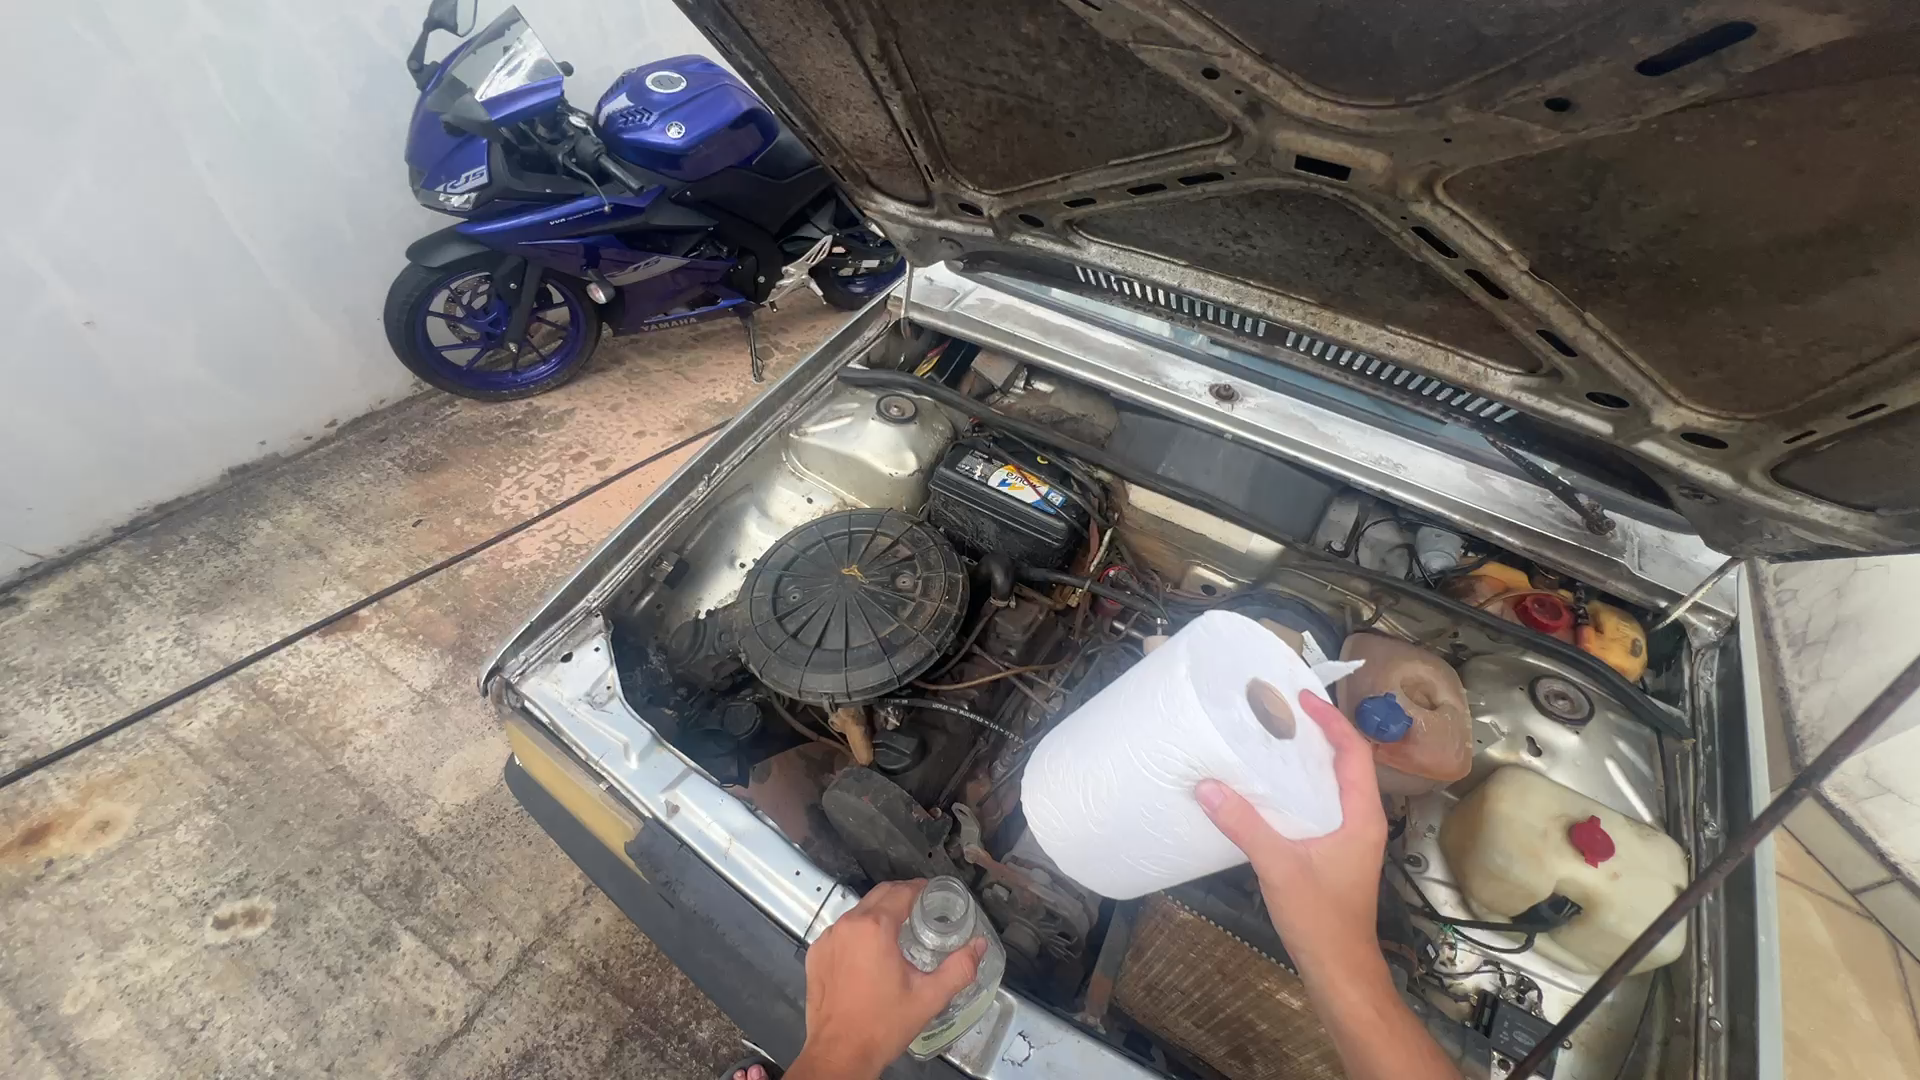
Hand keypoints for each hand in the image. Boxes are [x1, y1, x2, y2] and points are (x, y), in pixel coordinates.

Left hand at [790, 879, 986, 1079]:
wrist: (839, 1055)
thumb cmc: (881, 1026)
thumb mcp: (928, 998)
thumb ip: (959, 969)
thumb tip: (977, 947)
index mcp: (875, 928)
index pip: (901, 891)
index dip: (919, 889)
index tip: (931, 893)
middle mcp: (849, 925)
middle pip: (880, 894)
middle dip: (901, 896)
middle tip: (920, 908)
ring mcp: (829, 938)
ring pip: (859, 911)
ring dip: (879, 913)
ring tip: (898, 930)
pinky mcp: (817, 953)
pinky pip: (842, 930)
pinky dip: (858, 932)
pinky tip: (870, 952)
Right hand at [1195, 690, 1387, 973]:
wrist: (1338, 969)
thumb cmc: (1321, 918)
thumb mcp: (1279, 866)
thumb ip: (1244, 825)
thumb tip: (1206, 786)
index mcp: (1361, 816)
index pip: (1354, 753)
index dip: (1332, 721)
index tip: (1300, 699)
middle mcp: (1359, 819)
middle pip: (1345, 761)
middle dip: (1316, 731)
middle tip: (1277, 709)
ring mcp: (1347, 835)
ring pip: (1330, 782)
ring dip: (1305, 757)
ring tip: (1268, 736)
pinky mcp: (1331, 847)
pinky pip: (1317, 801)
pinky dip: (1296, 783)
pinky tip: (1266, 783)